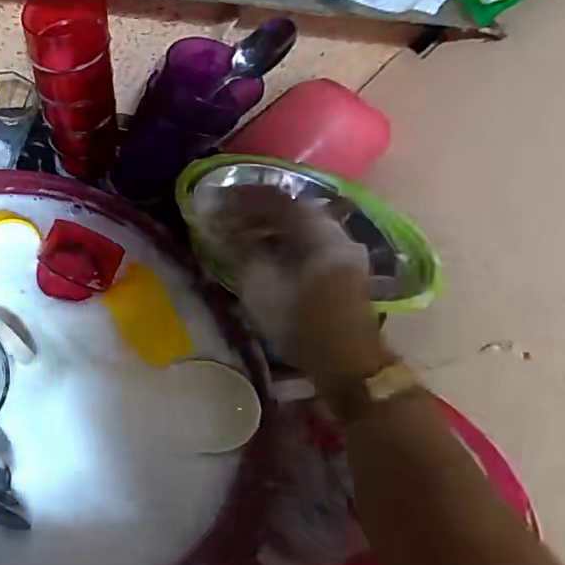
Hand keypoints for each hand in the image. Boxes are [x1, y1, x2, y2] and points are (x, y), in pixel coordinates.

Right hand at [201, 185, 389, 380]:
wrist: (349, 367)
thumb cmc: (303, 323)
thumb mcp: (261, 286)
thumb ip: (238, 249)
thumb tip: (217, 224)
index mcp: (319, 230)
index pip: (276, 199)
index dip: (242, 197)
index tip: (216, 199)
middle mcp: (334, 233)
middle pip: (289, 211)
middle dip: (253, 212)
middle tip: (223, 218)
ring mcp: (342, 253)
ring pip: (297, 228)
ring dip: (267, 228)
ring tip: (237, 237)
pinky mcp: (341, 272)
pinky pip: (305, 245)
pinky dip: (280, 244)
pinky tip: (261, 256)